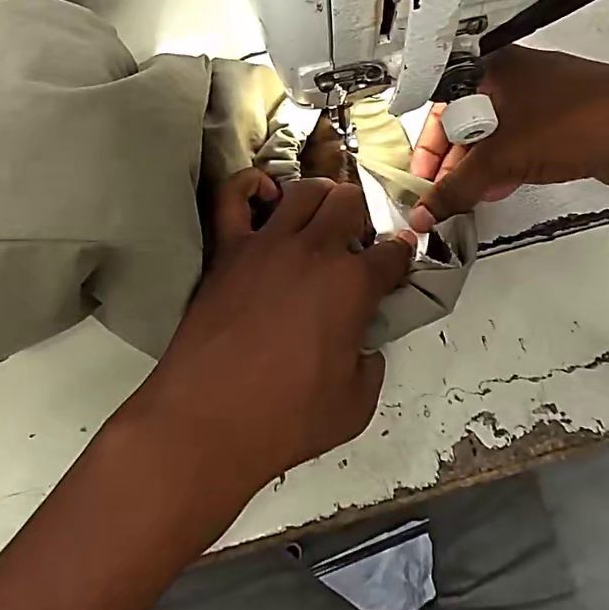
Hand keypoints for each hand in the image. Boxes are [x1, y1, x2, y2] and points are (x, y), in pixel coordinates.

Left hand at [127, 170, 415, 495]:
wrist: (208, 423)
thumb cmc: (283, 419)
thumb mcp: (355, 404)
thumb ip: (370, 366)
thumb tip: (363, 349)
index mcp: (353, 286)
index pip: (392, 253)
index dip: (401, 254)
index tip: (397, 259)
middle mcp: (314, 254)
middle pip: (350, 203)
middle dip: (363, 216)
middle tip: (358, 241)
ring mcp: (267, 247)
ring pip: (304, 190)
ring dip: (322, 196)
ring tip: (323, 215)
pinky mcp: (227, 253)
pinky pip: (234, 197)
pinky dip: (252, 186)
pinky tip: (266, 196)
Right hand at [409, 47, 608, 230]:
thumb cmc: (582, 120)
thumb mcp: (503, 156)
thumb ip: (459, 186)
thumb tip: (430, 208)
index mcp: (494, 69)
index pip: (442, 106)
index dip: (428, 146)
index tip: (421, 179)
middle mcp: (516, 80)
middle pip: (467, 123)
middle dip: (452, 162)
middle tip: (440, 194)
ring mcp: (542, 102)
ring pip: (495, 137)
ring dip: (478, 169)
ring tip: (466, 197)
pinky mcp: (563, 125)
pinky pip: (521, 147)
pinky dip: (505, 168)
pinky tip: (500, 187)